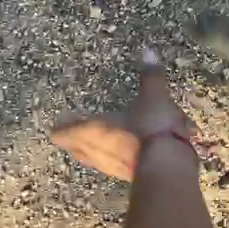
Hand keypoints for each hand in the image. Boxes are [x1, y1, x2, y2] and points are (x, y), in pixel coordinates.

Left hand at [51, 48, 196, 180]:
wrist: (168, 166)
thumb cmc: (151, 129)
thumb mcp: (154, 98)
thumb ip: (150, 77)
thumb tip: (148, 50)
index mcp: (93, 131)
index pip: (65, 132)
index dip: (61, 127)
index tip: (60, 122)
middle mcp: (96, 151)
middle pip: (76, 149)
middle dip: (76, 141)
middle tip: (77, 133)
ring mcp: (112, 167)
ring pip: (95, 159)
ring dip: (95, 151)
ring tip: (102, 142)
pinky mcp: (130, 177)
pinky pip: (116, 165)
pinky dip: (118, 159)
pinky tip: (130, 153)